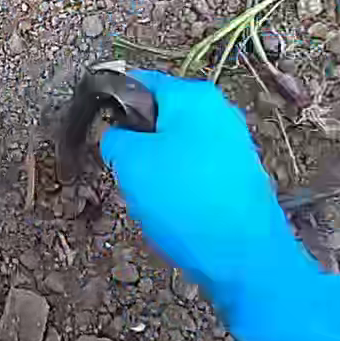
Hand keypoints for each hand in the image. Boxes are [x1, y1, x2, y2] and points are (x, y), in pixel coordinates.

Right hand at [101, 70, 339, 340]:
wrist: (243, 258)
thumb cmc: (182, 198)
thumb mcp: (130, 162)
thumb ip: (115, 137)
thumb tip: (118, 135)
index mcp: (193, 96)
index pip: (138, 81)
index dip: (111, 102)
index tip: (96, 131)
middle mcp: (218, 111)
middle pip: (158, 115)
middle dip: (135, 140)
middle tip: (123, 170)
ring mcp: (232, 142)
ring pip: (174, 144)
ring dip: (154, 165)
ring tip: (147, 195)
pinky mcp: (238, 173)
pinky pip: (194, 166)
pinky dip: (177, 181)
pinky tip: (172, 208)